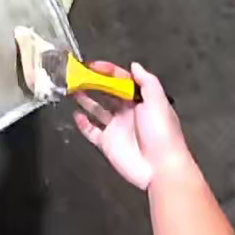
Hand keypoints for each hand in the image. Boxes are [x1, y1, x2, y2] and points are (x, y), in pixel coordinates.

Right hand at [73, 62, 192, 190]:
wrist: (161, 168)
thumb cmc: (161, 133)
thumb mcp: (158, 102)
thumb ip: (147, 82)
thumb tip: (134, 66)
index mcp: (140, 101)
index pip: (122, 81)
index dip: (108, 71)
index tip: (92, 66)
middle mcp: (127, 112)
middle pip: (107, 93)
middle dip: (94, 83)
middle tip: (78, 75)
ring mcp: (116, 128)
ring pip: (97, 109)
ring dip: (85, 99)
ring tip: (73, 89)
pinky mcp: (107, 143)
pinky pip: (91, 131)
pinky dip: (83, 123)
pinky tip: (76, 114)